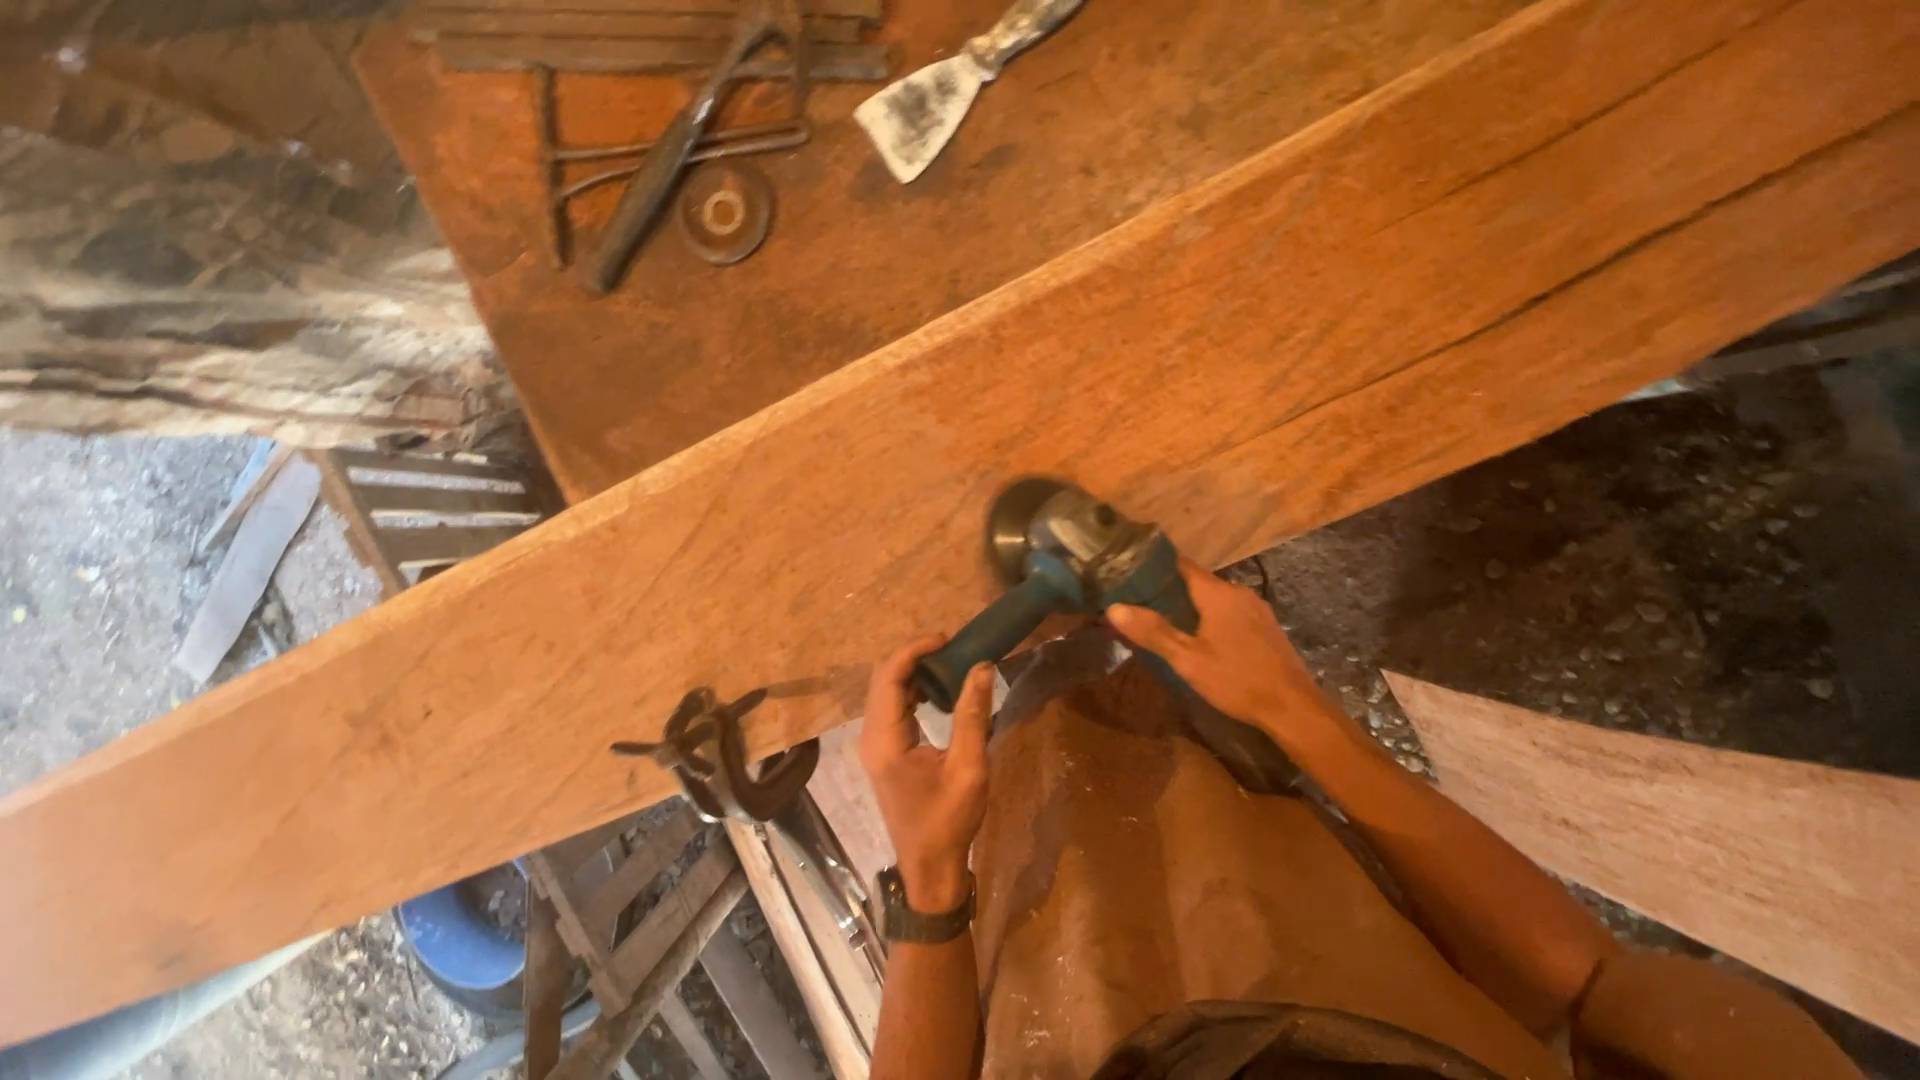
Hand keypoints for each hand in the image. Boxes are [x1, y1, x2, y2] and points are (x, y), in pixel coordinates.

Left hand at [859, 635, 993, 912]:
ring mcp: (874, 746)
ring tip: (949, 664)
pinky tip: (937, 692)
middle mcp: (871, 737)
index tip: (946, 638)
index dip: (914, 650)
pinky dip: (911, 692)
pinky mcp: (883, 752)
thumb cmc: (948, 820)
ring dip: (912, 673)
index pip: (889, 677)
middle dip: (914, 657)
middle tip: (951, 648)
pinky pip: (891, 709)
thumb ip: (972, 715)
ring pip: (885, 692)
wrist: (929, 867)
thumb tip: (981, 667)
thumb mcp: (969, 767)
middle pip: (883, 679)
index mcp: (885, 740)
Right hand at [1106, 558, 1325, 735]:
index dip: (1155, 566)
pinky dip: (1212, 618)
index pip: (1181, 565)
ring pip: (1216, 599)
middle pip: (1198, 582)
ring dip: (1192, 606)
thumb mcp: (1187, 660)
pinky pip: (1232, 613)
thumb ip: (1153, 632)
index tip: (1130, 572)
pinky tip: (1202, 638)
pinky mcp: (1266, 628)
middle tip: (1141, 603)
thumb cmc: (1236, 680)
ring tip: (1166, 621)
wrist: (1293, 707)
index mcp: (1218, 593)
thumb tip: (1114, 608)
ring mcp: (1257, 610)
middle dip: (1170, 590)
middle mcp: (1239, 593)